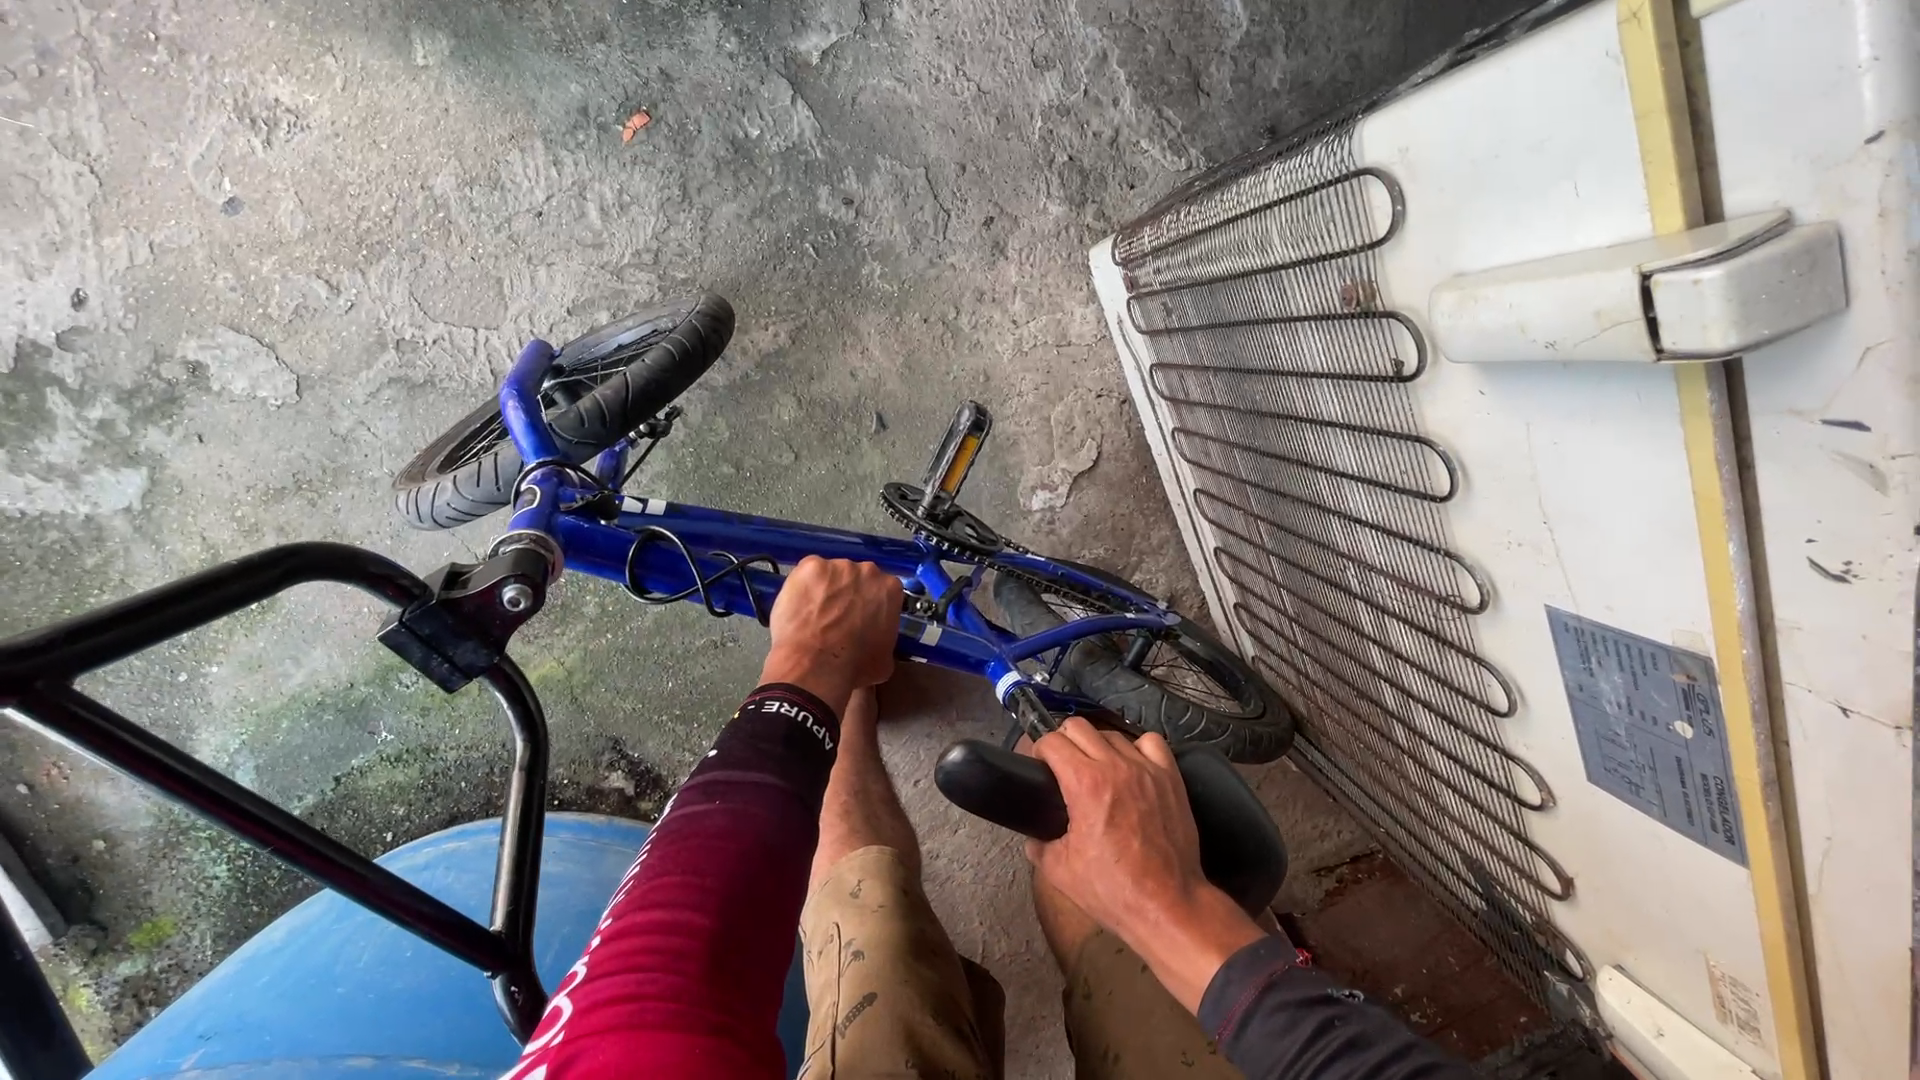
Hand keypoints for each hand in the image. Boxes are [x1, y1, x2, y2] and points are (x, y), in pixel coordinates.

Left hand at [761, 556, 902, 708]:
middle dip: (849, 593)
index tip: (861, 616)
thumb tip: (878, 642)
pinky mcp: (810, 566)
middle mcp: (868, 571)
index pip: (883, 590)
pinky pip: (807, 572)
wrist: (815, 665)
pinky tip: (800, 607)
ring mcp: (837, 566)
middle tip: (836, 616)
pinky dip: (803, 586)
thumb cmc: (853, 666)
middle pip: (857, 577)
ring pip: (831, 574)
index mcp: (890, 590)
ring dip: (825, 589)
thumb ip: (885, 639)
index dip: (870, 604)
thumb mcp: (885, 660)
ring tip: (814, 614)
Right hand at [1025, 717, 1263, 1011]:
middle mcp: (1115, 766)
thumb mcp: (1059, 871)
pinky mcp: (1170, 777)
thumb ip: (1038, 844)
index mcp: (1084, 783)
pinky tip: (1131, 767)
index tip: (1039, 768)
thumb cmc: (1112, 890)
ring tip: (1096, 770)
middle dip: (1063, 742)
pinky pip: (1150, 742)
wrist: (1167, 905)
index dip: (1039, 752)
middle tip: (1062, 768)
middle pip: (1078, 727)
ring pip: (1112, 733)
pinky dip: (1136, 748)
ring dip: (1097, 746)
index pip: (1051, 741)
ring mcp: (1146, 768)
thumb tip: (1034, 836)